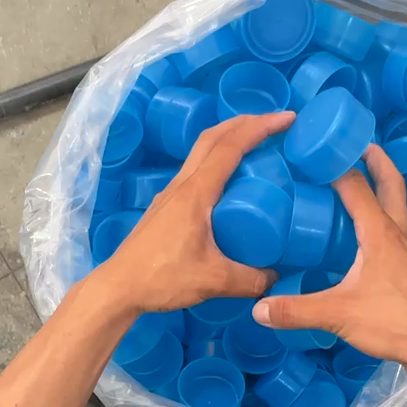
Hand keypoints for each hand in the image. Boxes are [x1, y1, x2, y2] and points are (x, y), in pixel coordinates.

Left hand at [92, 112, 291, 312]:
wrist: (119, 288)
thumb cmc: (162, 278)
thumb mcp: (214, 281)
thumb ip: (250, 280)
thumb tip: (276, 278)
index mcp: (195, 193)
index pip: (230, 146)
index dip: (260, 127)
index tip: (287, 119)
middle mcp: (181, 185)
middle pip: (212, 138)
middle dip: (244, 123)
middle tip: (273, 125)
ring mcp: (170, 195)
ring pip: (200, 153)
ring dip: (227, 140)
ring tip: (253, 148)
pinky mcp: (164, 208)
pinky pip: (194, 172)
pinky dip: (215, 163)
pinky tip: (226, 184)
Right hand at [252, 145, 406, 373]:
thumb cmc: (391, 323)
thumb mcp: (337, 315)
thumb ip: (296, 310)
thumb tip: (257, 309)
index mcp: (379, 234)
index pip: (356, 187)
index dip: (337, 165)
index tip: (315, 150)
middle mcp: (396, 234)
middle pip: (391, 184)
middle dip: (375, 160)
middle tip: (356, 144)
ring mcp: (406, 251)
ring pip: (395, 206)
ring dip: (380, 187)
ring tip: (357, 182)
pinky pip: (393, 229)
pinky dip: (380, 217)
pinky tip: (364, 232)